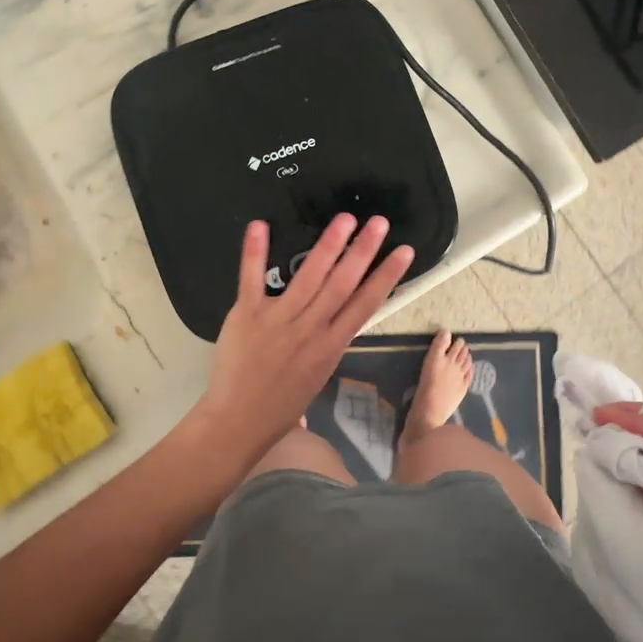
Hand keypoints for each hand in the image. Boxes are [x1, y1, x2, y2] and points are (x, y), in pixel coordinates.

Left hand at [195, 215, 413, 457]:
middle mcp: (310, 328)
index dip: (386, 276)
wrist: (238, 422)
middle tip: (379, 222)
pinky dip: (255, 252)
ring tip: (345, 219)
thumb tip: (337, 325)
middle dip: (363, 250)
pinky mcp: (248, 315)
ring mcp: (278, 320)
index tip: (403, 251)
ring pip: (309, 276)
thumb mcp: (317, 377)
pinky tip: (259, 226)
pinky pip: (251, 279)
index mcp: (331, 345)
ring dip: (328, 245)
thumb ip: (327, 345)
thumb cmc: (280, 407)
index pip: (365, 304)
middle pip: (342, 283)